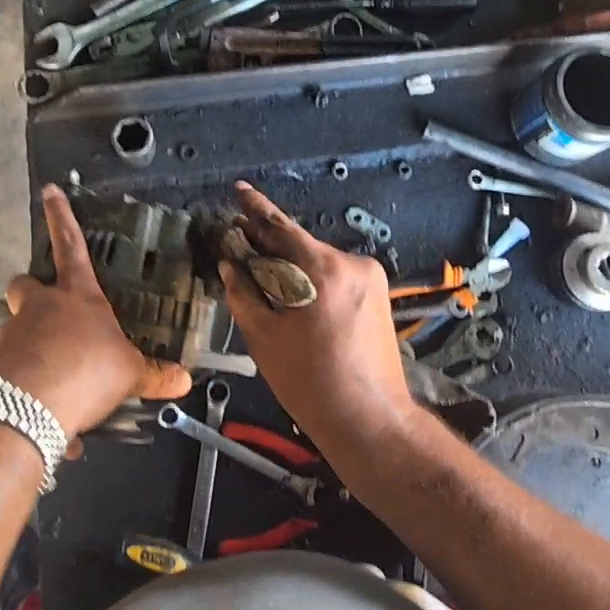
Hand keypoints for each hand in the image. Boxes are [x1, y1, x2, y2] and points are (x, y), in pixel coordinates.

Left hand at [0, 186, 191, 436]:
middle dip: (32, 291)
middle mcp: (41, 307)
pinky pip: (17, 371)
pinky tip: (49, 411)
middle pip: (25, 284)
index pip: (71, 243)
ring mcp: (14, 335)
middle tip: (48, 310)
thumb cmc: (87, 372)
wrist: (28, 411)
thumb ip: (154, 374)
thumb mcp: (130, 373)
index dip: (61, 215)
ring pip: (19, 328)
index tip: (49, 189)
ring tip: (59, 379)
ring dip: (34, 345)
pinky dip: (31, 386)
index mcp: (76, 294)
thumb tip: (185, 380)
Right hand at [218, 181, 414, 446]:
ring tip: (267, 287)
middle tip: (240, 246)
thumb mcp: (264, 337)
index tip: (239, 189)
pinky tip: (298, 304)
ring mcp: (371, 278)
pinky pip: (336, 277)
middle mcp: (352, 262)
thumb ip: (243, 292)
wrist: (370, 419)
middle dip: (270, 247)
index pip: (281, 226)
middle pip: (301, 245)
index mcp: (323, 268)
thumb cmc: (309, 382)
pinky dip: (314, 283)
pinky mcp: (379, 294)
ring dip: (293, 269)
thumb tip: (230, 263)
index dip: (255, 207)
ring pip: (319, 263)